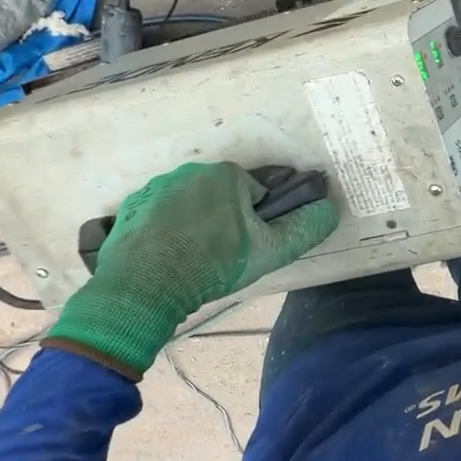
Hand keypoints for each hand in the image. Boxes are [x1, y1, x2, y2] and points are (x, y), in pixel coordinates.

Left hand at [51, 161, 338, 373]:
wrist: (144, 288)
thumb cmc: (214, 264)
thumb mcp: (271, 251)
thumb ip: (305, 228)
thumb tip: (330, 209)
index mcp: (228, 175)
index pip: (257, 193)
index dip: (258, 221)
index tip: (249, 245)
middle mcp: (191, 171)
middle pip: (222, 195)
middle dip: (227, 219)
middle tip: (224, 255)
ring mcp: (156, 187)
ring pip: (191, 204)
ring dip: (196, 223)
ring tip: (194, 259)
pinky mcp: (130, 207)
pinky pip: (160, 214)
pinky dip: (167, 231)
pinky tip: (168, 257)